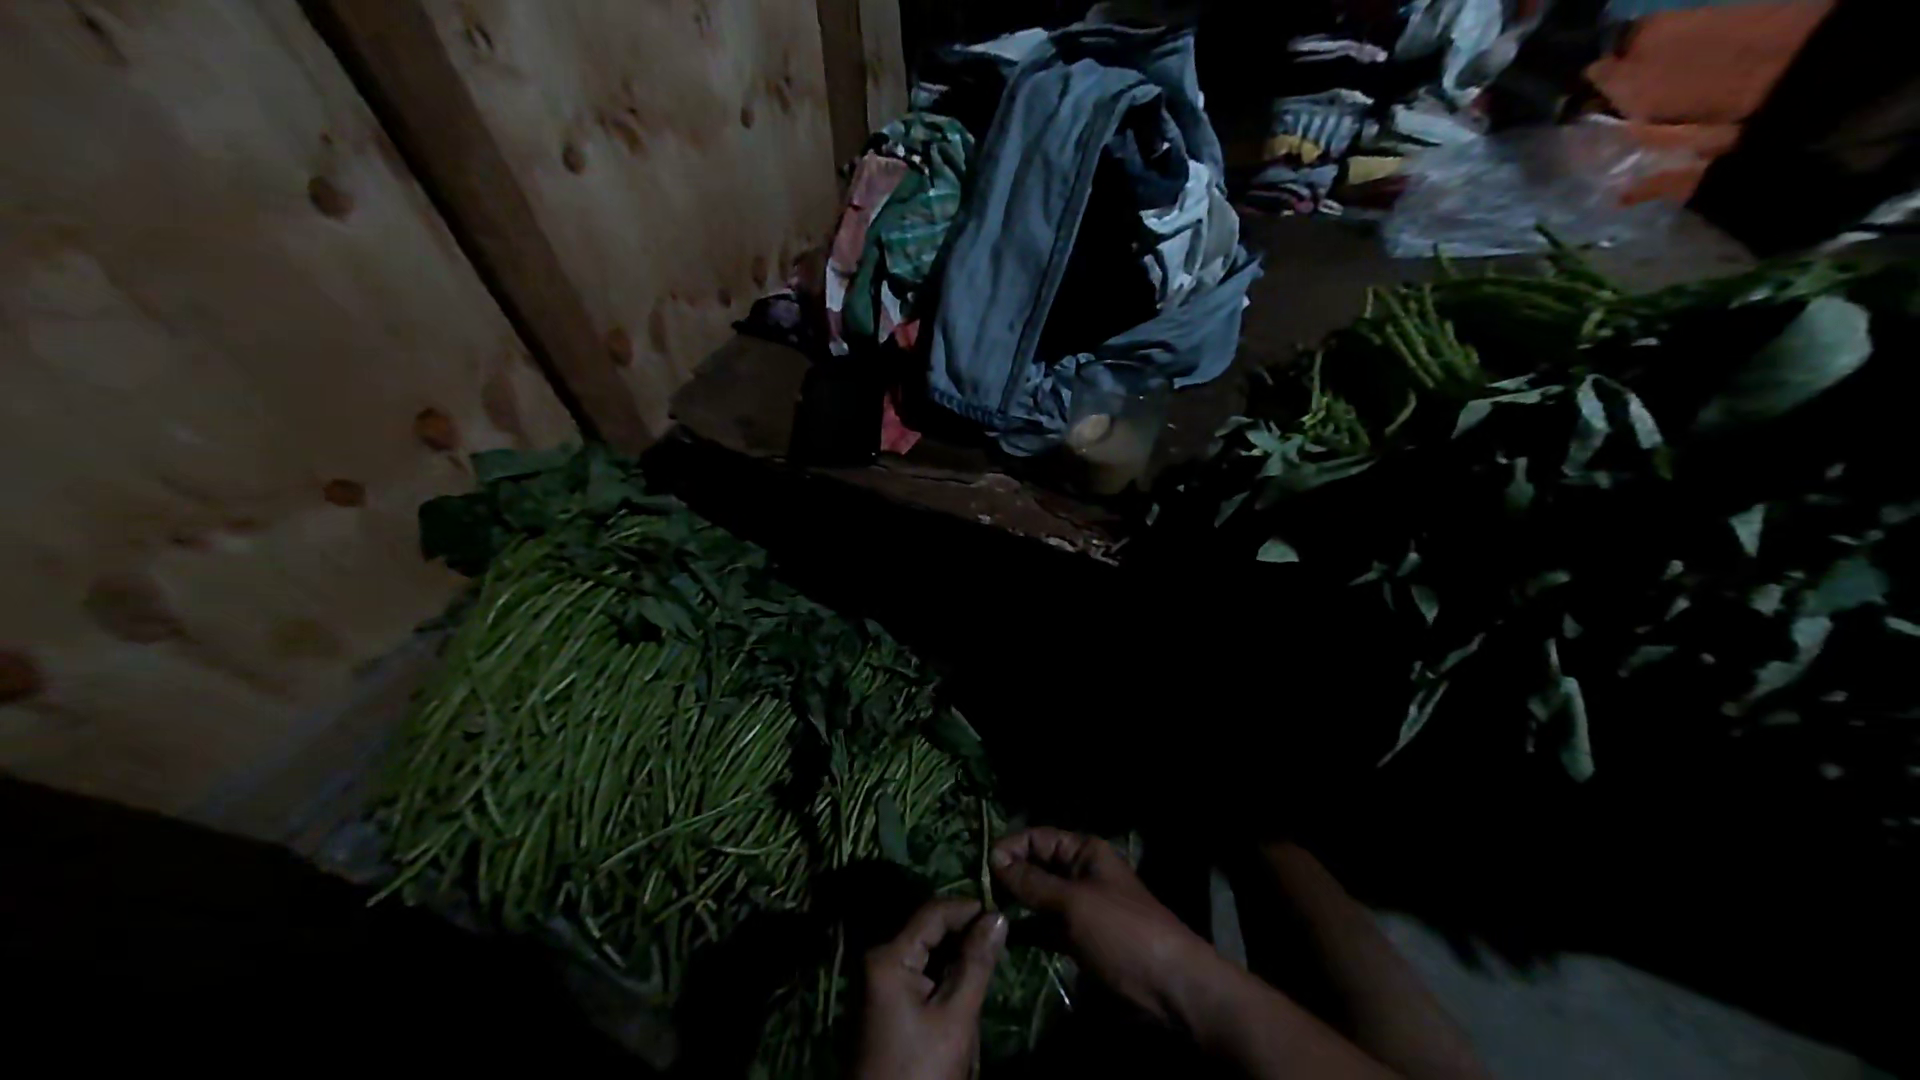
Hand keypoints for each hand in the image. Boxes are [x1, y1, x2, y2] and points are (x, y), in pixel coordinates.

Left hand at [854, 898, 1006, 1079]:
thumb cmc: (920, 1071)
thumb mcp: (955, 1018)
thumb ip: (976, 963)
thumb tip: (998, 917)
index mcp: (889, 956)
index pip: (933, 912)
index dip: (969, 909)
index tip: (1003, 916)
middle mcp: (879, 958)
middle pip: (929, 929)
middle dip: (964, 935)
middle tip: (998, 945)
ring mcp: (879, 980)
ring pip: (927, 950)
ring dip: (956, 957)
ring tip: (985, 968)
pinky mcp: (886, 1000)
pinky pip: (919, 971)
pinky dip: (943, 975)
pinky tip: (964, 989)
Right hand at [991, 828, 1222, 1026]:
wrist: (1172, 987)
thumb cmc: (1122, 933)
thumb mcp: (1072, 903)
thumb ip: (1032, 882)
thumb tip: (995, 861)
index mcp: (1083, 852)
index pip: (1036, 837)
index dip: (1009, 848)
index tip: (981, 869)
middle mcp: (1080, 872)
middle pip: (1035, 865)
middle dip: (1008, 876)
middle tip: (976, 894)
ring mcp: (1081, 906)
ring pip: (1039, 897)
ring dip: (1015, 904)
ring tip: (984, 916)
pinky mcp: (1081, 937)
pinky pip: (1047, 925)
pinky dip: (1028, 929)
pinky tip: (1005, 937)